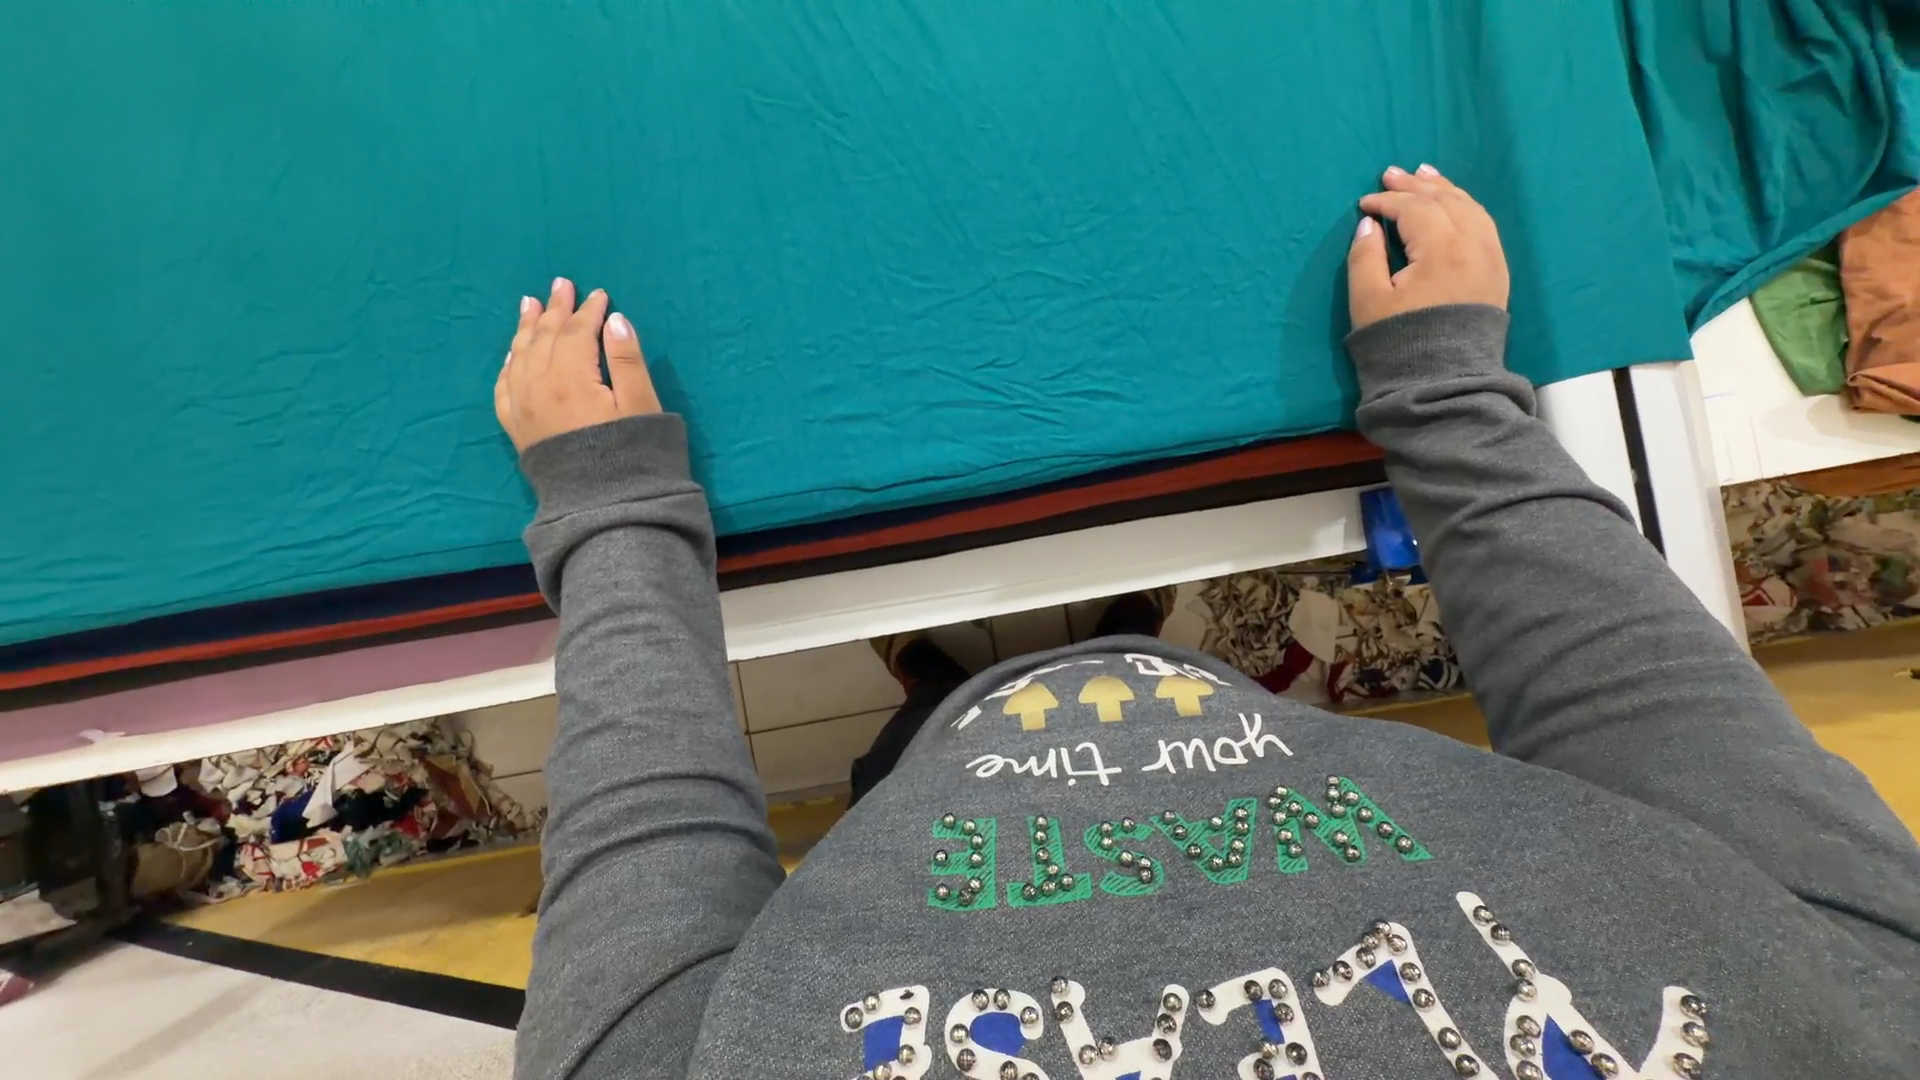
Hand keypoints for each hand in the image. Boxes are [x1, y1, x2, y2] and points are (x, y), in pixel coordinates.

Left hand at [494, 277, 661, 451]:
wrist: (604, 506)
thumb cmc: (632, 455)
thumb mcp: (642, 407)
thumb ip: (628, 362)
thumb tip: (615, 320)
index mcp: (572, 378)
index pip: (578, 333)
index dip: (590, 311)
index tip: (600, 294)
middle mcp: (539, 387)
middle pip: (545, 338)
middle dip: (555, 310)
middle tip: (561, 285)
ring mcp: (523, 408)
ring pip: (520, 356)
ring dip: (526, 327)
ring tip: (530, 304)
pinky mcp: (517, 428)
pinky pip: (504, 385)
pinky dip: (509, 362)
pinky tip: (513, 351)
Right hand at [1347, 164, 1509, 332]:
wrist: (1441, 377)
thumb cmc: (1398, 340)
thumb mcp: (1368, 301)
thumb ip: (1364, 258)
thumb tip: (1368, 224)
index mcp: (1440, 249)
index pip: (1413, 210)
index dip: (1386, 202)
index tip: (1363, 203)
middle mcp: (1472, 244)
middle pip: (1444, 201)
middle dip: (1416, 186)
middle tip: (1392, 173)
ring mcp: (1490, 256)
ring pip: (1469, 207)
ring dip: (1443, 189)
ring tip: (1425, 176)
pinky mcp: (1496, 270)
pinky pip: (1482, 223)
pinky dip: (1463, 205)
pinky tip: (1452, 202)